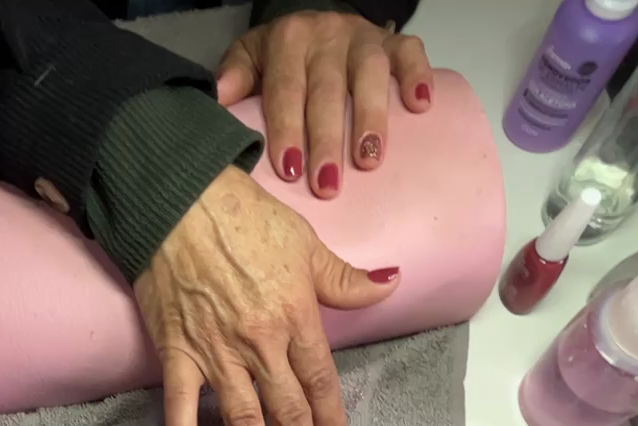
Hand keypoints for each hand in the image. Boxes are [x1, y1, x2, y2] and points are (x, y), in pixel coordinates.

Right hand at [137, 166, 396, 425]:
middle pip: (287, 411)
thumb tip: (391, 286)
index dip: (330, 418)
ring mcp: (217, 353)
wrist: (177, 201)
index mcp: (295, 318)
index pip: (320, 380)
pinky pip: (181, 403)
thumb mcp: (306, 243)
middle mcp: (260, 344)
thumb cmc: (243, 217)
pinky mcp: (179, 352)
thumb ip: (346, 279)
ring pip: (243, 419)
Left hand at [216, 10, 432, 197]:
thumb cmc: (279, 61)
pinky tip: (421, 106)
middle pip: (326, 91)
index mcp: (288, 42)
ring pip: (369, 75)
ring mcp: (362, 38)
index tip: (290, 170)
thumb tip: (216, 99)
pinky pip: (410, 51)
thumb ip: (235, 78)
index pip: (285, 90)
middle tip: (327, 185)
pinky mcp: (392, 41)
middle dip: (327, 140)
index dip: (287, 129)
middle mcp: (326, 36)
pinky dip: (418, 75)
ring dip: (371, 119)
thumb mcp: (250, 60)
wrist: (314, 28)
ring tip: (369, 160)